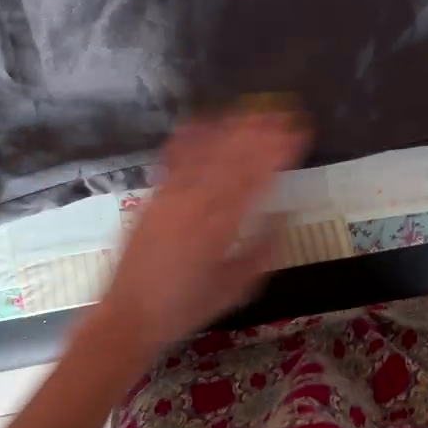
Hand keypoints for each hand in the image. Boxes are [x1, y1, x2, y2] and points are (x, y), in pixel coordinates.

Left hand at [98, 104, 309, 348]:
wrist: (128, 316)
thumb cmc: (187, 307)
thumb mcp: (238, 287)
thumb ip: (264, 249)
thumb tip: (285, 217)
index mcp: (221, 226)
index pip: (256, 177)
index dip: (279, 152)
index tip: (298, 135)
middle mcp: (196, 203)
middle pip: (232, 156)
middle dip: (260, 132)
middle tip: (284, 115)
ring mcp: (171, 196)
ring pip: (206, 152)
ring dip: (232, 128)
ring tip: (254, 111)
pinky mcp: (152, 195)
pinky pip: (175, 158)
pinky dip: (192, 137)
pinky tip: (204, 120)